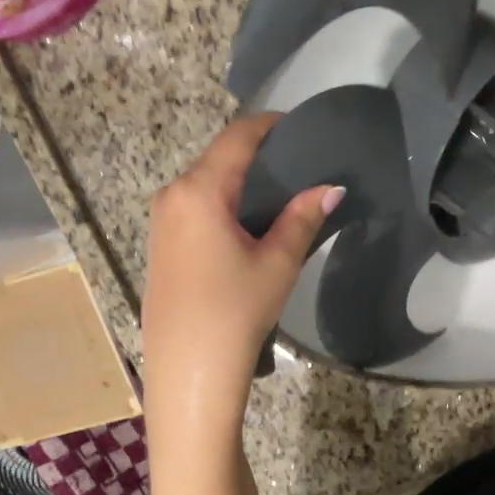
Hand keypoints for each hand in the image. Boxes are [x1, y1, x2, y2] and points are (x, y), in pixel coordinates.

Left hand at [142, 114, 342, 426]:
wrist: (190, 368)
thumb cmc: (236, 310)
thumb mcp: (277, 262)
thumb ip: (303, 217)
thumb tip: (332, 187)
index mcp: (199, 191)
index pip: (237, 138)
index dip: (269, 126)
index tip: (300, 126)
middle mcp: (173, 196)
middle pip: (219, 160)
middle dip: (258, 157)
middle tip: (301, 164)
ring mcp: (162, 222)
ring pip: (207, 186)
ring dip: (242, 184)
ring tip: (283, 194)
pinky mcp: (162, 247)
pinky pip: (197, 209)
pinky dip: (226, 206)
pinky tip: (252, 226)